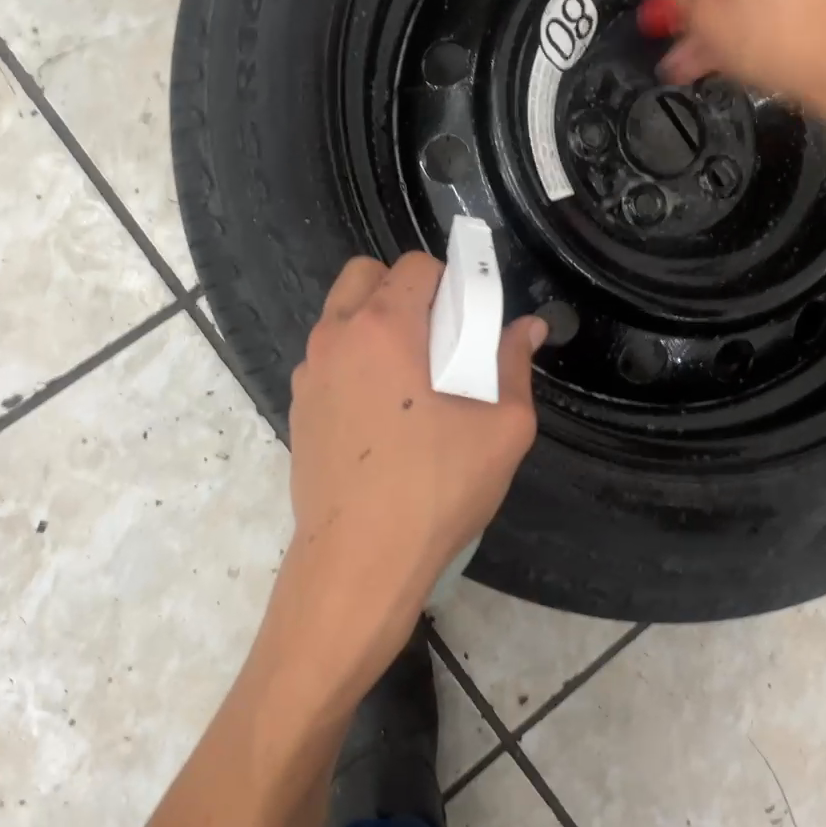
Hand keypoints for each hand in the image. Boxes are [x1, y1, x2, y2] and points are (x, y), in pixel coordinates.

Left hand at [275, 253, 546, 671]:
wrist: (359, 560)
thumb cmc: (436, 490)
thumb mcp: (502, 428)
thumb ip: (514, 366)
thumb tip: (527, 329)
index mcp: (385, 328)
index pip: (414, 266)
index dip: (449, 280)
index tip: (467, 318)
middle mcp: (337, 337)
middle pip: (364, 275)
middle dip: (402, 290)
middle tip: (437, 337)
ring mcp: (309, 373)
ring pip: (340, 317)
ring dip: (374, 325)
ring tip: (409, 378)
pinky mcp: (297, 407)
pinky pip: (327, 360)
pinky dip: (353, 362)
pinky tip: (380, 414)